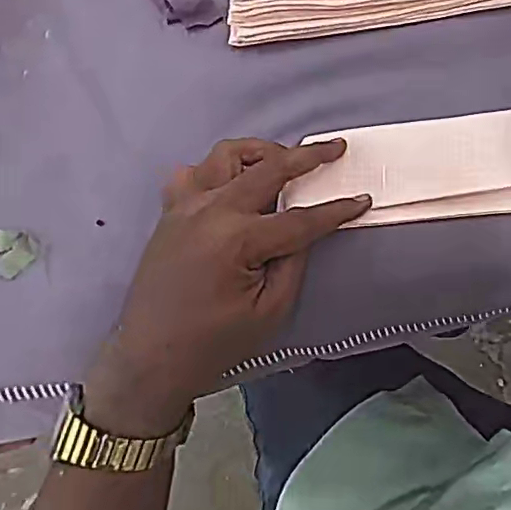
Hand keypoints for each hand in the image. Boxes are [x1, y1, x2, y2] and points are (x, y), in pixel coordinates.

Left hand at [82, 139, 370, 436]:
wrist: (148, 361)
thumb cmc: (213, 344)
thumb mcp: (270, 310)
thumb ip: (293, 261)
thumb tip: (305, 228)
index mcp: (237, 239)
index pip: (300, 218)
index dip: (336, 210)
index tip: (362, 200)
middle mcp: (210, 211)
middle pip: (269, 169)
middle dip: (308, 156)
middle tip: (335, 148)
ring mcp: (185, 207)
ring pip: (227, 155)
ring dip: (261, 153)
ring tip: (283, 162)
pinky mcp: (170, 213)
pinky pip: (193, 173)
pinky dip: (218, 170)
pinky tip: (233, 184)